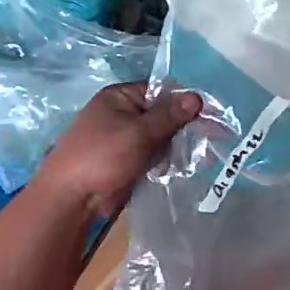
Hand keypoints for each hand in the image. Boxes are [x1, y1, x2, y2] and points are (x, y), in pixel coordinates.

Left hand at [34, 83, 201, 218]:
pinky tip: (191, 165)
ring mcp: (126, 139)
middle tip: (216, 135)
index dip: (185, 101)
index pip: (160, 91)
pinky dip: (169, 159)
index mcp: (120, 97)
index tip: (212, 113)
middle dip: (186, 125)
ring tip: (207, 153)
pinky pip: (155, 155)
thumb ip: (168, 115)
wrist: (72, 198)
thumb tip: (196, 96)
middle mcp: (123, 114)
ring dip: (180, 145)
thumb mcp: (138, 132)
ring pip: (161, 137)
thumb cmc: (102, 157)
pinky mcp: (129, 161)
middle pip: (163, 114)